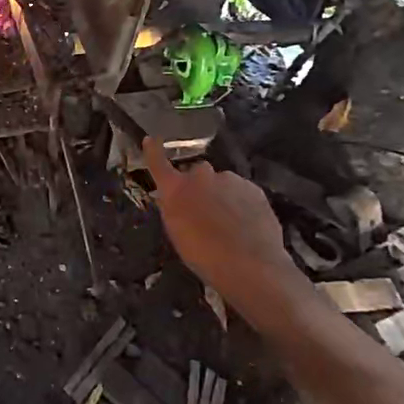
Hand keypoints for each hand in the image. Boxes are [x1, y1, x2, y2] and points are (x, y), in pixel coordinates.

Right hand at [142, 138, 297, 298]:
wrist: (250, 265)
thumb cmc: (204, 256)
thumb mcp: (178, 234)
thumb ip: (175, 209)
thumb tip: (177, 198)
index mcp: (176, 190)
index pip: (159, 164)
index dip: (154, 152)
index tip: (150, 139)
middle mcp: (201, 176)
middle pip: (197, 174)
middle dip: (200, 188)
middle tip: (205, 214)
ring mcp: (229, 179)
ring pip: (222, 183)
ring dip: (222, 196)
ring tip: (230, 225)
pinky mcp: (253, 187)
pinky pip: (242, 192)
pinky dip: (241, 203)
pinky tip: (246, 225)